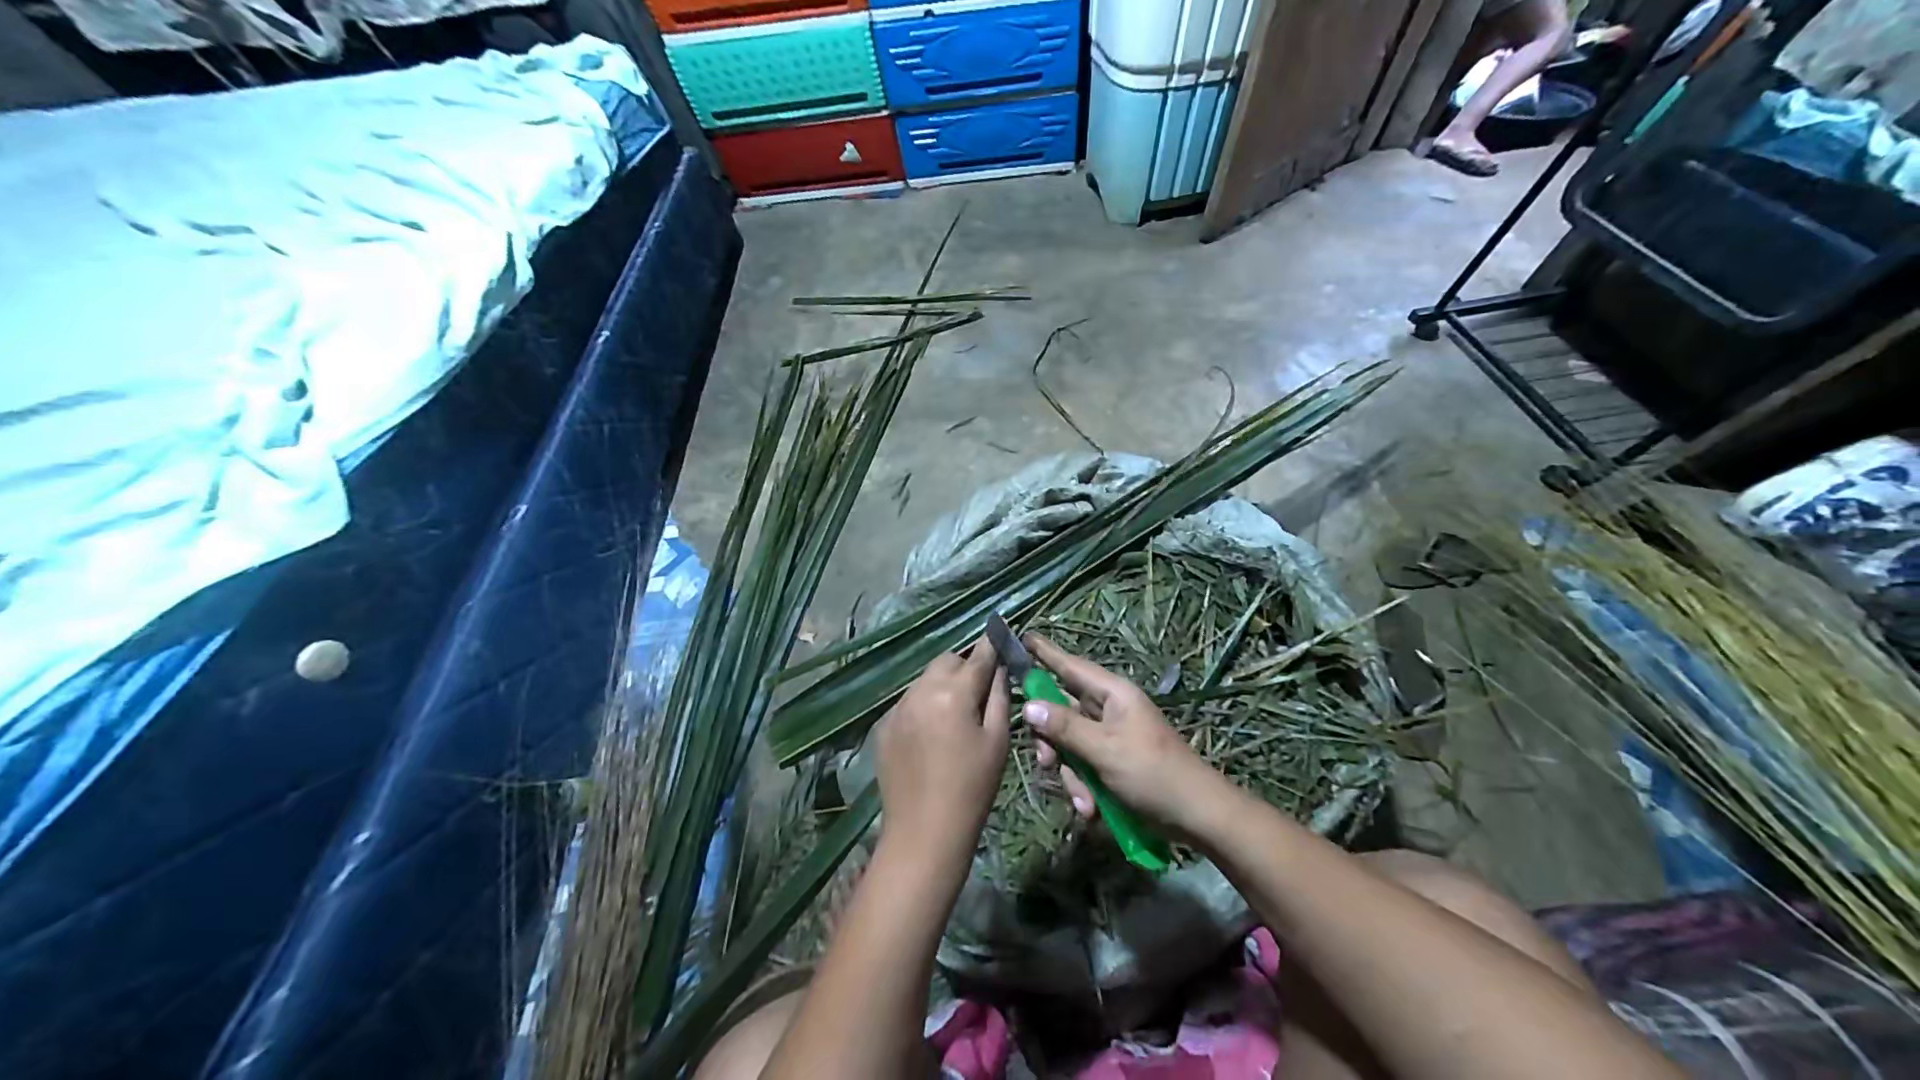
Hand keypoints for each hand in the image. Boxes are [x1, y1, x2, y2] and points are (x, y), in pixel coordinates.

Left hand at [873, 638, 1010, 868]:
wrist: (924, 832)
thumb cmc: (973, 788)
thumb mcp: (997, 741)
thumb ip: (999, 697)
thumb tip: (999, 668)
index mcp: (954, 693)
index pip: (978, 656)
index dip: (991, 644)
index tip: (999, 632)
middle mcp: (920, 691)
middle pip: (946, 661)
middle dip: (965, 666)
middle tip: (979, 690)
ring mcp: (897, 708)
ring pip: (925, 680)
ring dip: (942, 685)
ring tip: (955, 714)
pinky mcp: (884, 726)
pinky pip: (908, 702)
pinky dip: (923, 706)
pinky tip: (931, 735)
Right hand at [1023, 634, 1239, 840]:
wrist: (1196, 816)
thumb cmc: (1153, 773)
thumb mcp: (1104, 749)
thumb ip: (1064, 727)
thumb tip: (1028, 706)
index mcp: (1112, 694)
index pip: (1070, 665)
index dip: (1045, 653)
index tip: (1021, 637)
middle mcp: (1109, 710)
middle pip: (1061, 712)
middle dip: (1052, 741)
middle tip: (1046, 762)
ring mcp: (1110, 737)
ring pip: (1069, 745)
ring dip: (1071, 774)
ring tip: (1084, 800)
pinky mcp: (1112, 763)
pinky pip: (1084, 767)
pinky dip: (1084, 787)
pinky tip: (1092, 809)